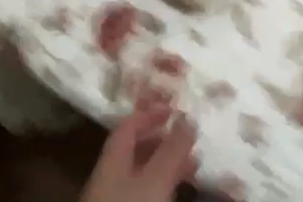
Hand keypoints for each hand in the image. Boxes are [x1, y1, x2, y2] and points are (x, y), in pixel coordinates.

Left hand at [78, 106, 197, 201]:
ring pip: (141, 175)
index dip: (149, 114)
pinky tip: (178, 192)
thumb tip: (188, 116)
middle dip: (163, 141)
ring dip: (167, 166)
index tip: (174, 109)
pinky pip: (144, 194)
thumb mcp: (156, 179)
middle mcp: (109, 179)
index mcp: (111, 161)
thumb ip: (172, 149)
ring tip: (193, 166)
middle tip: (189, 139)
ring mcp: (114, 201)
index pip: (126, 126)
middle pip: (134, 151)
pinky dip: (162, 187)